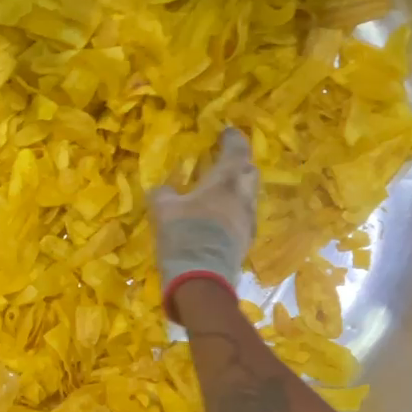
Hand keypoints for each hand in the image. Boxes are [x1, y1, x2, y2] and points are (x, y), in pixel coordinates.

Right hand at [148, 127, 259, 317]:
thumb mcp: (162, 210)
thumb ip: (162, 194)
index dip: (231, 139)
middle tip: (224, 163)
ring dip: (236, 191)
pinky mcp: (246, 241)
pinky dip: (233, 212)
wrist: (201, 279)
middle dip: (238, 164)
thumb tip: (162, 189)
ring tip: (220, 194)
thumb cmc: (184, 235)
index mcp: (226, 179)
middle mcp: (244, 195)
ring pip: (247, 196)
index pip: (236, 149)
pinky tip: (220, 220)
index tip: (226, 133)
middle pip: (248, 171)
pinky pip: (242, 218)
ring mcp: (248, 219)